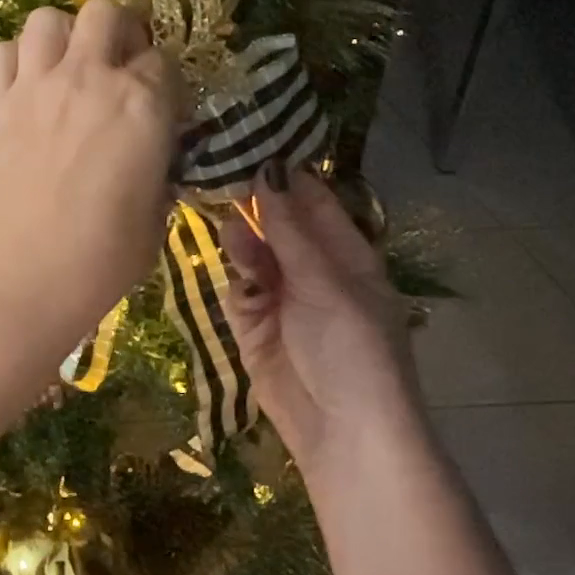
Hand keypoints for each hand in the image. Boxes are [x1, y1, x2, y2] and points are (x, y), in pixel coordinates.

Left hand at [0, 1, 182, 351]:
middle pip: (106, 13)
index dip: (163, 79)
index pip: (163, 59)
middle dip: (117, 30)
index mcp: (143, 104)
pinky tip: (23, 87)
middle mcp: (89, 79)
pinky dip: (14, 60)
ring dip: (62, 36)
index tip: (158, 104)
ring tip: (65, 68)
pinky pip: (0, 52)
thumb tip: (150, 157)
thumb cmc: (100, 260)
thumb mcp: (155, 218)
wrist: (20, 277)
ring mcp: (35, 86)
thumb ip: (157, 171)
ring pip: (47, 18)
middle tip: (115, 65)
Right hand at [221, 165, 416, 463]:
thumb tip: (267, 171)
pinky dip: (237, 282)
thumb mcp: (325, 282)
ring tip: (231, 234)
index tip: (250, 143)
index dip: (286, 175)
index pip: (314, 202)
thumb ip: (288, 231)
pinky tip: (238, 278)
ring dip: (244, 243)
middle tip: (221, 178)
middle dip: (254, 206)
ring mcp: (283, 301)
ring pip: (254, 256)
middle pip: (278, 226)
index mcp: (348, 255)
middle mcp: (314, 272)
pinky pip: (240, 292)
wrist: (344, 432)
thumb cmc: (352, 347)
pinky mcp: (255, 329)